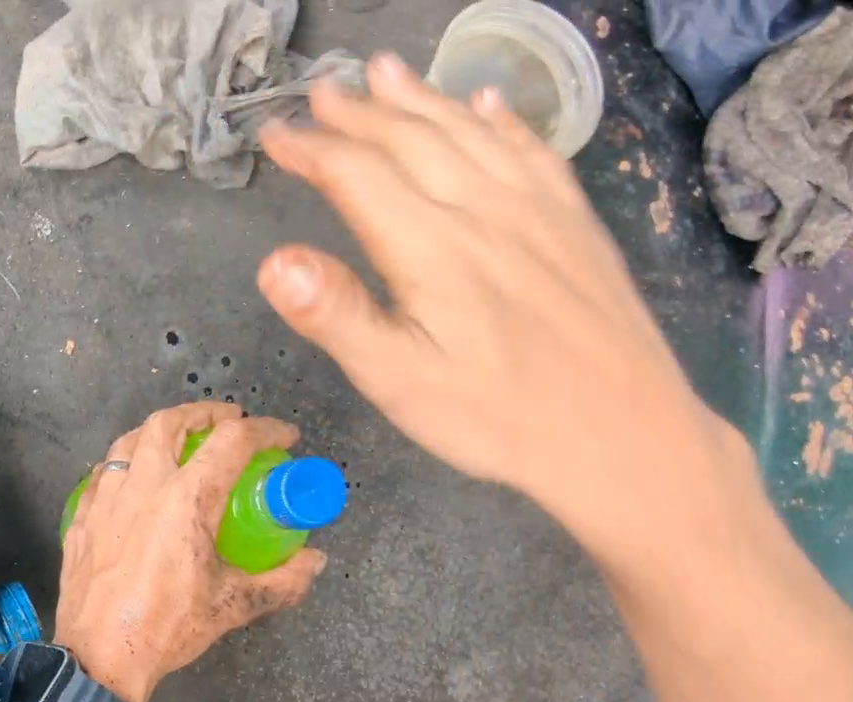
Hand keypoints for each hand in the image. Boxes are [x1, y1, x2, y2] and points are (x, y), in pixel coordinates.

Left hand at [55, 403, 325, 701]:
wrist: (101, 653)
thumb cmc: (168, 627)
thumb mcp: (233, 604)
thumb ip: (283, 580)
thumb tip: (315, 562)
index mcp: (186, 500)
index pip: (231, 441)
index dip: (265, 430)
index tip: (283, 437)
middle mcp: (142, 487)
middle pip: (169, 423)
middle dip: (203, 412)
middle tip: (227, 420)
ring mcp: (104, 500)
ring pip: (128, 442)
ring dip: (158, 431)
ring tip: (178, 439)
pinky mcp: (80, 518)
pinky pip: (101, 474)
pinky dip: (123, 463)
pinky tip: (132, 476)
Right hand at [255, 54, 740, 552]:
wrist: (621, 434)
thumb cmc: (491, 416)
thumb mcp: (396, 380)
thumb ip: (336, 316)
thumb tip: (274, 262)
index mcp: (432, 249)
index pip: (360, 178)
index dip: (312, 151)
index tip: (272, 135)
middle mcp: (485, 212)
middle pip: (413, 142)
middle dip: (360, 114)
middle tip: (320, 92)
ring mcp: (538, 212)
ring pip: (470, 134)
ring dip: (421, 100)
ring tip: (386, 74)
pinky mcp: (573, 225)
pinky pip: (532, 150)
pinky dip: (499, 119)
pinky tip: (486, 104)